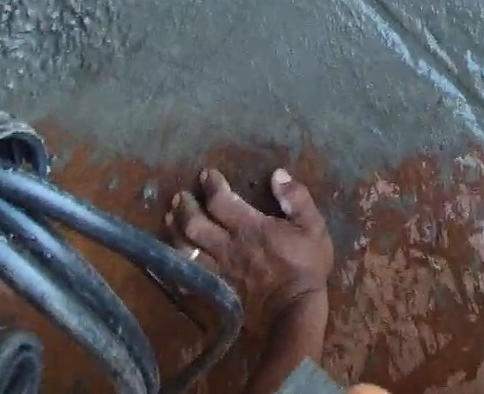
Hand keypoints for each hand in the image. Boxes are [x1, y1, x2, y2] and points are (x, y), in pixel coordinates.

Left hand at [167, 168, 333, 342]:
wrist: (294, 310)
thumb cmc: (306, 265)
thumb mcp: (313, 226)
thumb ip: (296, 198)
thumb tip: (278, 174)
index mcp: (250, 227)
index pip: (221, 201)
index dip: (212, 185)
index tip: (206, 174)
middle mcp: (227, 246)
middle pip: (195, 224)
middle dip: (185, 207)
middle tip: (180, 195)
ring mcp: (218, 270)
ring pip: (185, 249)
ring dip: (174, 231)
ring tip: (170, 217)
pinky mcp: (216, 288)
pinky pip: (188, 276)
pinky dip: (175, 264)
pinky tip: (171, 256)